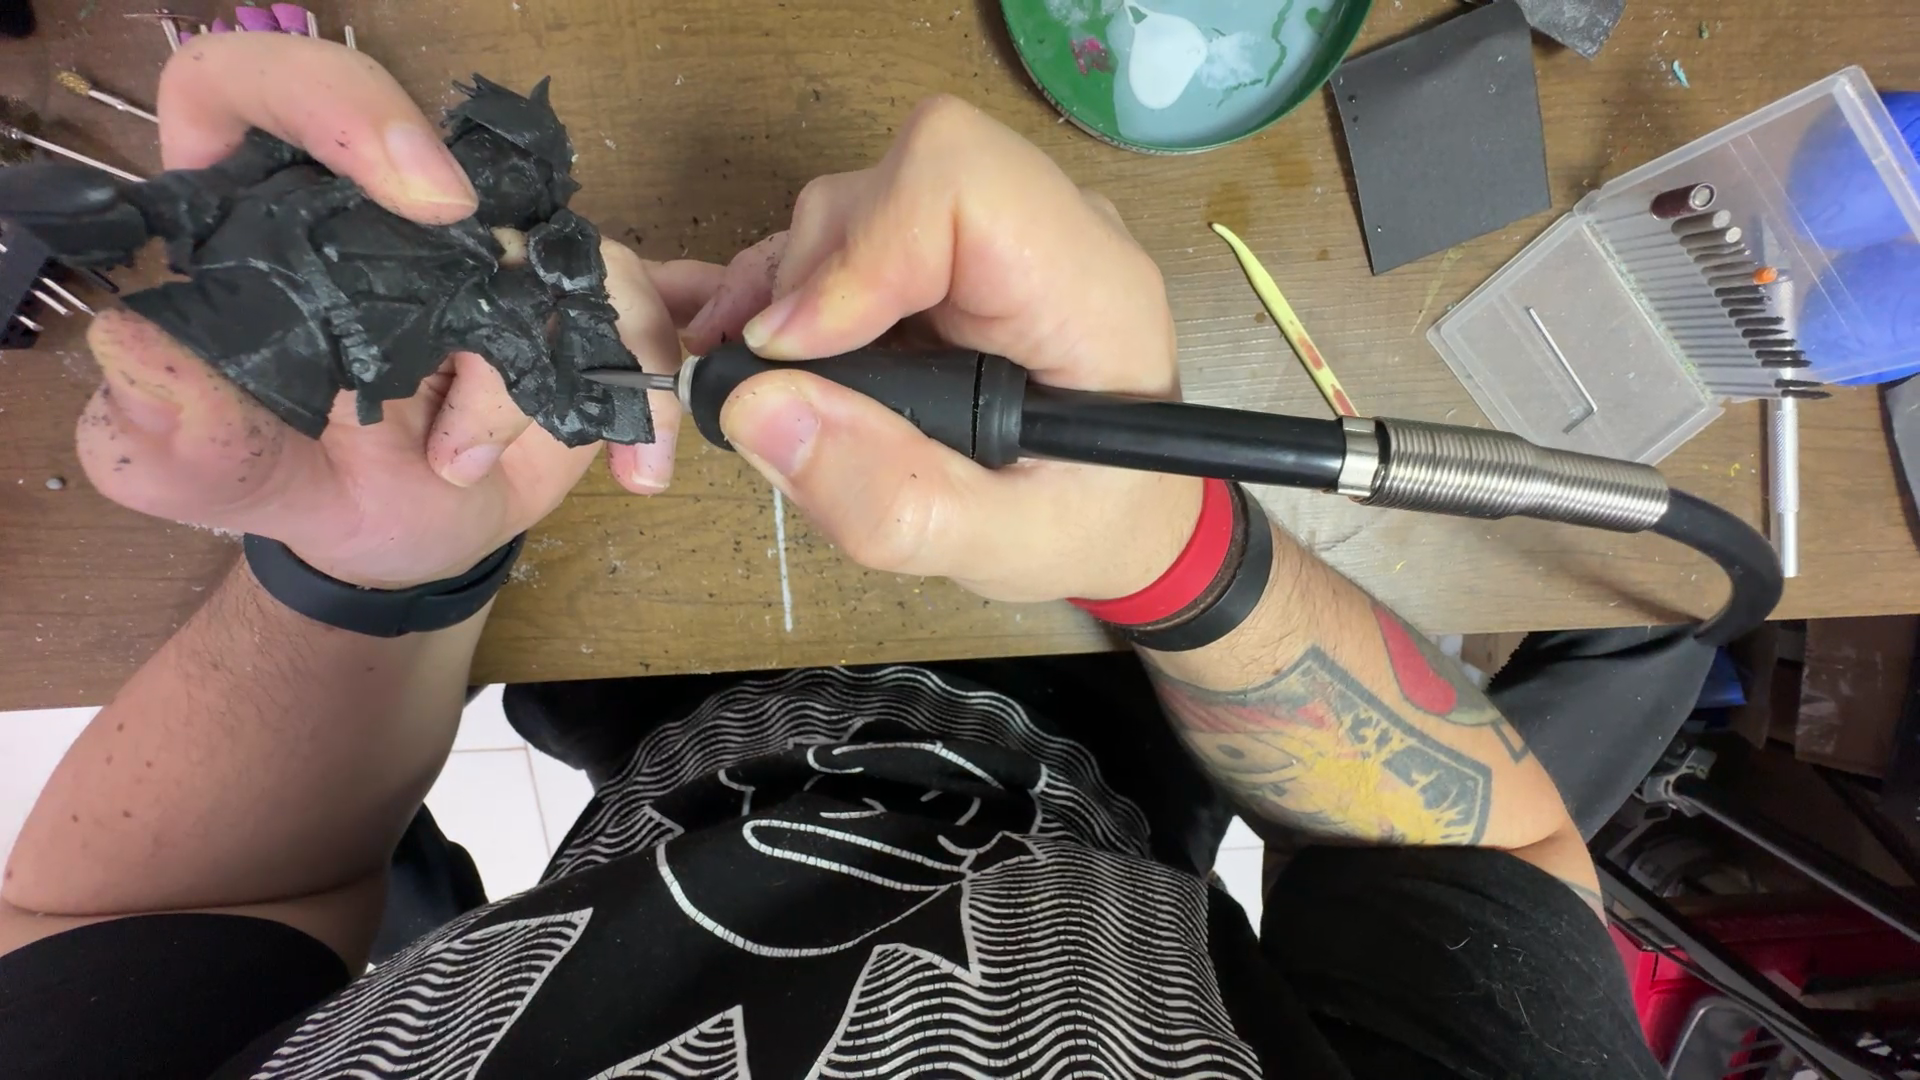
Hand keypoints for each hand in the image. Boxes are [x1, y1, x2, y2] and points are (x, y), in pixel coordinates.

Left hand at [76, 34, 720, 587]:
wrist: (418, 529)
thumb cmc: (319, 488)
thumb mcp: (229, 479)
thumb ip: (180, 436)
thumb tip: (145, 353)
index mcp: (287, 214)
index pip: (292, 90)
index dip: (358, 111)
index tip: (433, 199)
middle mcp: (417, 227)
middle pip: (500, 201)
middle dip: (512, 330)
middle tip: (463, 459)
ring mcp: (517, 272)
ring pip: (602, 269)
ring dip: (608, 376)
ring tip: (576, 476)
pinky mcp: (587, 322)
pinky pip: (657, 327)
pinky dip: (659, 398)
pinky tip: (645, 469)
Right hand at [684, 97, 1200, 602]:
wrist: (1119, 509)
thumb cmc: (1088, 526)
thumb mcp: (1002, 546)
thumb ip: (896, 502)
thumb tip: (757, 409)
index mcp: (1087, 293)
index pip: (961, 185)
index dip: (858, 252)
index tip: (790, 350)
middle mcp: (1043, 238)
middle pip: (892, 186)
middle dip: (808, 279)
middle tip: (771, 381)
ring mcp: (993, 242)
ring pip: (858, 207)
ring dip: (788, 289)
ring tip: (760, 375)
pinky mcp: (949, 266)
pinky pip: (853, 239)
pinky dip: (790, 289)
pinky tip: (766, 349)